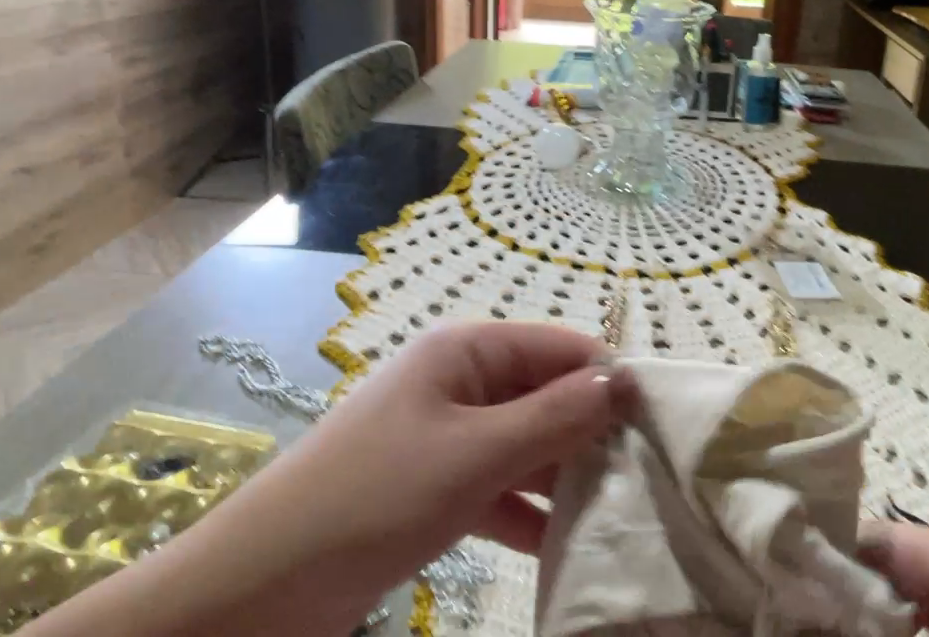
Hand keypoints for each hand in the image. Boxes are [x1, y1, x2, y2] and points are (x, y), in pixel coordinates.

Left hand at [287, 321, 626, 571]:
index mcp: (467, 351)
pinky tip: (568, 546)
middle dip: (591, 434)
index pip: (560, 347)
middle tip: (647, 479)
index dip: (609, 379)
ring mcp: (446, 436)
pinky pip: (499, 486)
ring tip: (621, 513)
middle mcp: (460, 382)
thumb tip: (626, 380)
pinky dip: (530, 511)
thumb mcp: (477, 454)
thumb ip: (556, 418)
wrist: (268, 581)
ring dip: (565, 476)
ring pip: (525, 445)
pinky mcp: (434, 486)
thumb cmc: (379, 494)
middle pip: (545, 395)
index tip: (660, 426)